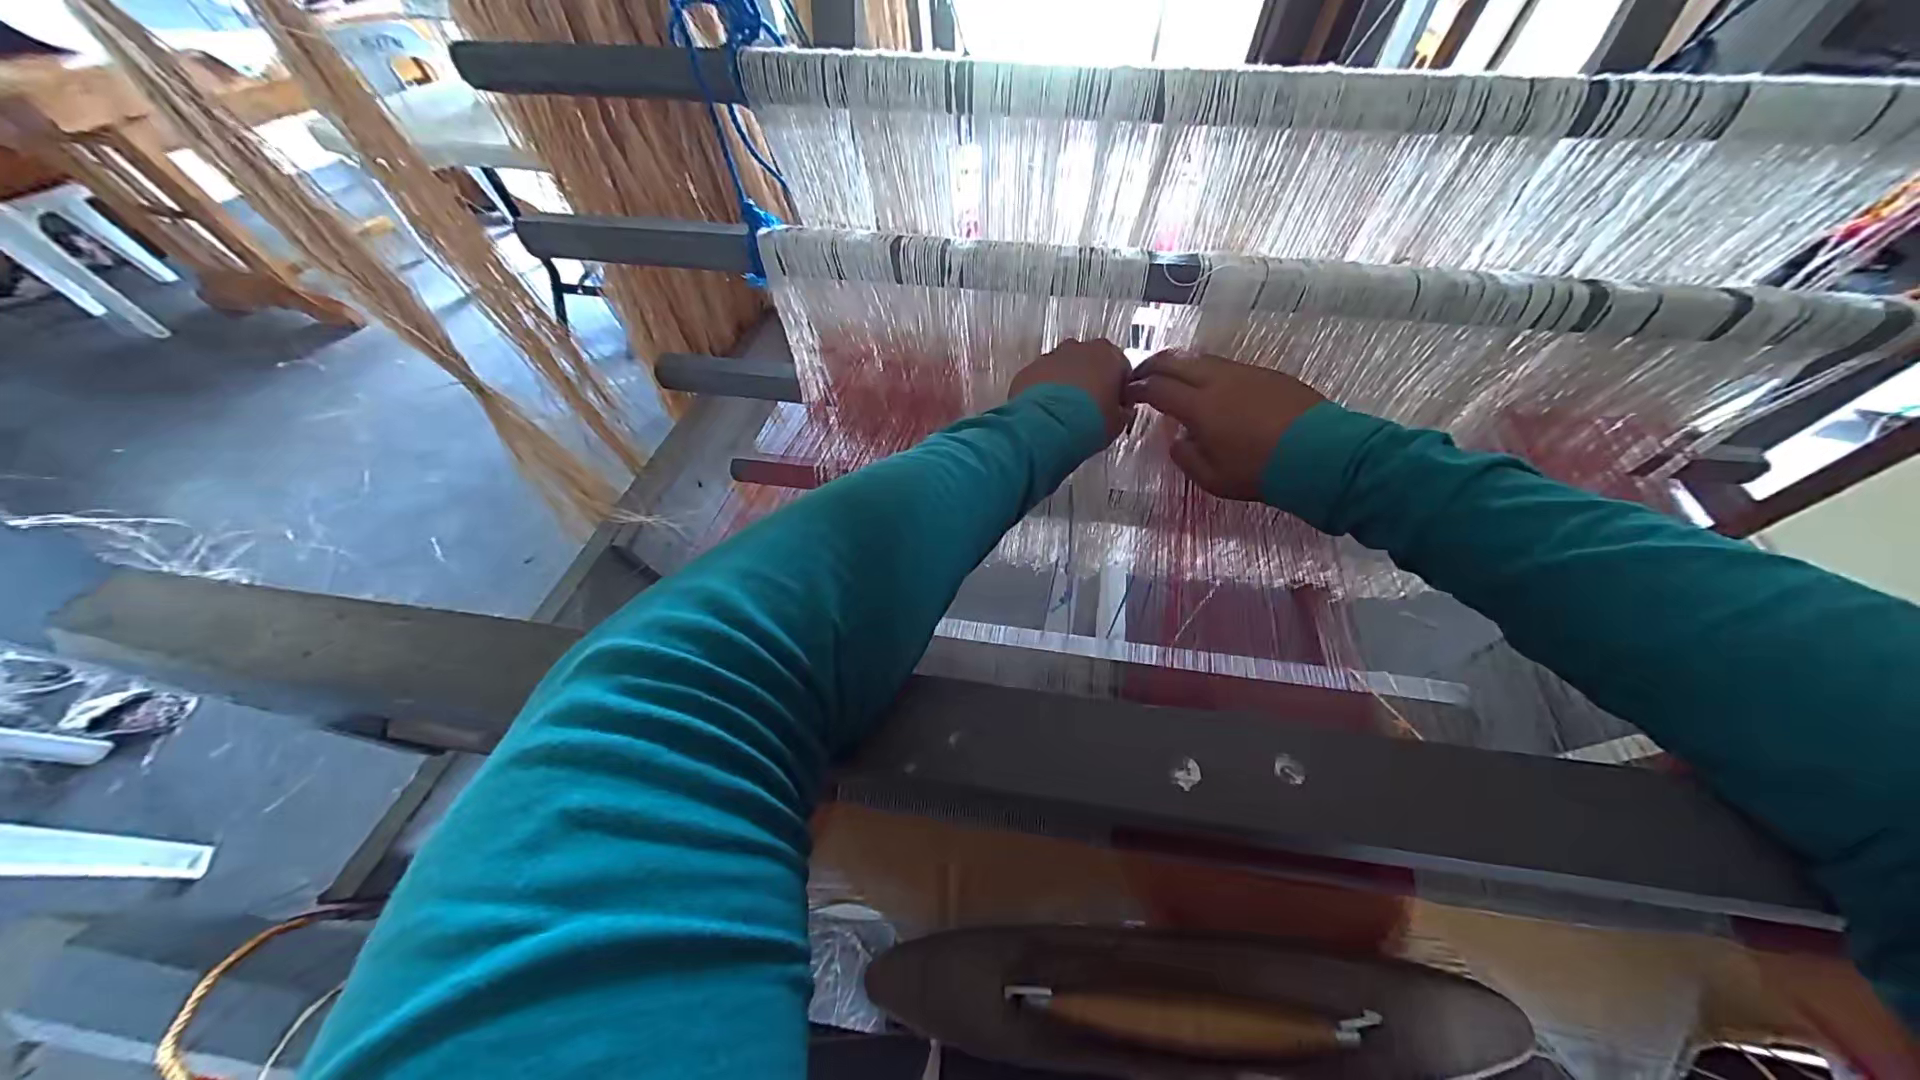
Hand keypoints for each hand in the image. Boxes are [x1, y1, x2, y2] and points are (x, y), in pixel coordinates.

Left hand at [1008, 338, 1133, 443]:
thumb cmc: (1086, 422)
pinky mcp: (1029, 369)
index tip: (1114, 404)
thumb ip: (1123, 411)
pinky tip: (1046, 412)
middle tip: (1090, 407)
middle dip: (1091, 380)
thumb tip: (1121, 411)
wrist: (1044, 428)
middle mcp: (1080, 349)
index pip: (1121, 367)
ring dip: (1066, 383)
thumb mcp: (1116, 423)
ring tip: (1065, 411)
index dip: (1118, 388)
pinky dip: (1044, 389)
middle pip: (1090, 361)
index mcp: (1109, 356)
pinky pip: (1041, 377)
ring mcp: (1052, 357)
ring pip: (1064, 367)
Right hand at [1125, 349, 1326, 501]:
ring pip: (1202, 359)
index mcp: (1199, 407)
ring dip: (1180, 365)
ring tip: (1172, 377)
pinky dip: (1208, 371)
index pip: (1157, 388)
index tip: (1127, 393)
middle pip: (1175, 361)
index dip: (1137, 388)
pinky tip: (1211, 387)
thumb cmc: (1259, 472)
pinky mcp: (1267, 375)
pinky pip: (1228, 366)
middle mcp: (1218, 381)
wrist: (1319, 455)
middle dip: (1152, 366)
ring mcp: (1245, 373)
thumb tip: (1178, 440)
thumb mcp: (1212, 479)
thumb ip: (1186, 457)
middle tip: (1140, 375)